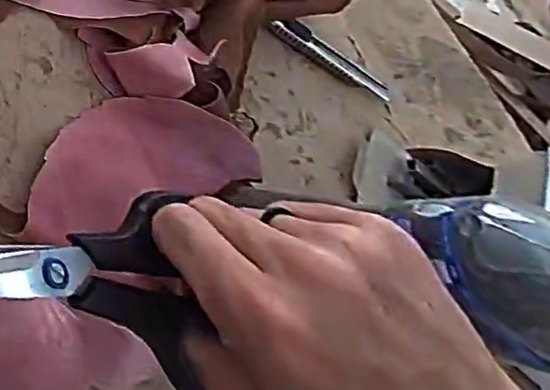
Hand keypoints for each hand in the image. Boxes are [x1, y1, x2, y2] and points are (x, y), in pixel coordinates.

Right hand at [152, 197, 508, 389]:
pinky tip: (338, 279)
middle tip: (232, 276)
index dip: (169, 238)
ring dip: (268, 244)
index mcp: (262, 311)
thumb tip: (167, 286)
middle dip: (213, 239)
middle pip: (216, 208)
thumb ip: (200, 343)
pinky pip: (315, 213)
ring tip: (300, 288)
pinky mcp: (382, 227)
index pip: (180, 222)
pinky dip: (314, 240)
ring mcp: (346, 238)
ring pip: (267, 216)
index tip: (176, 256)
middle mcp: (300, 261)